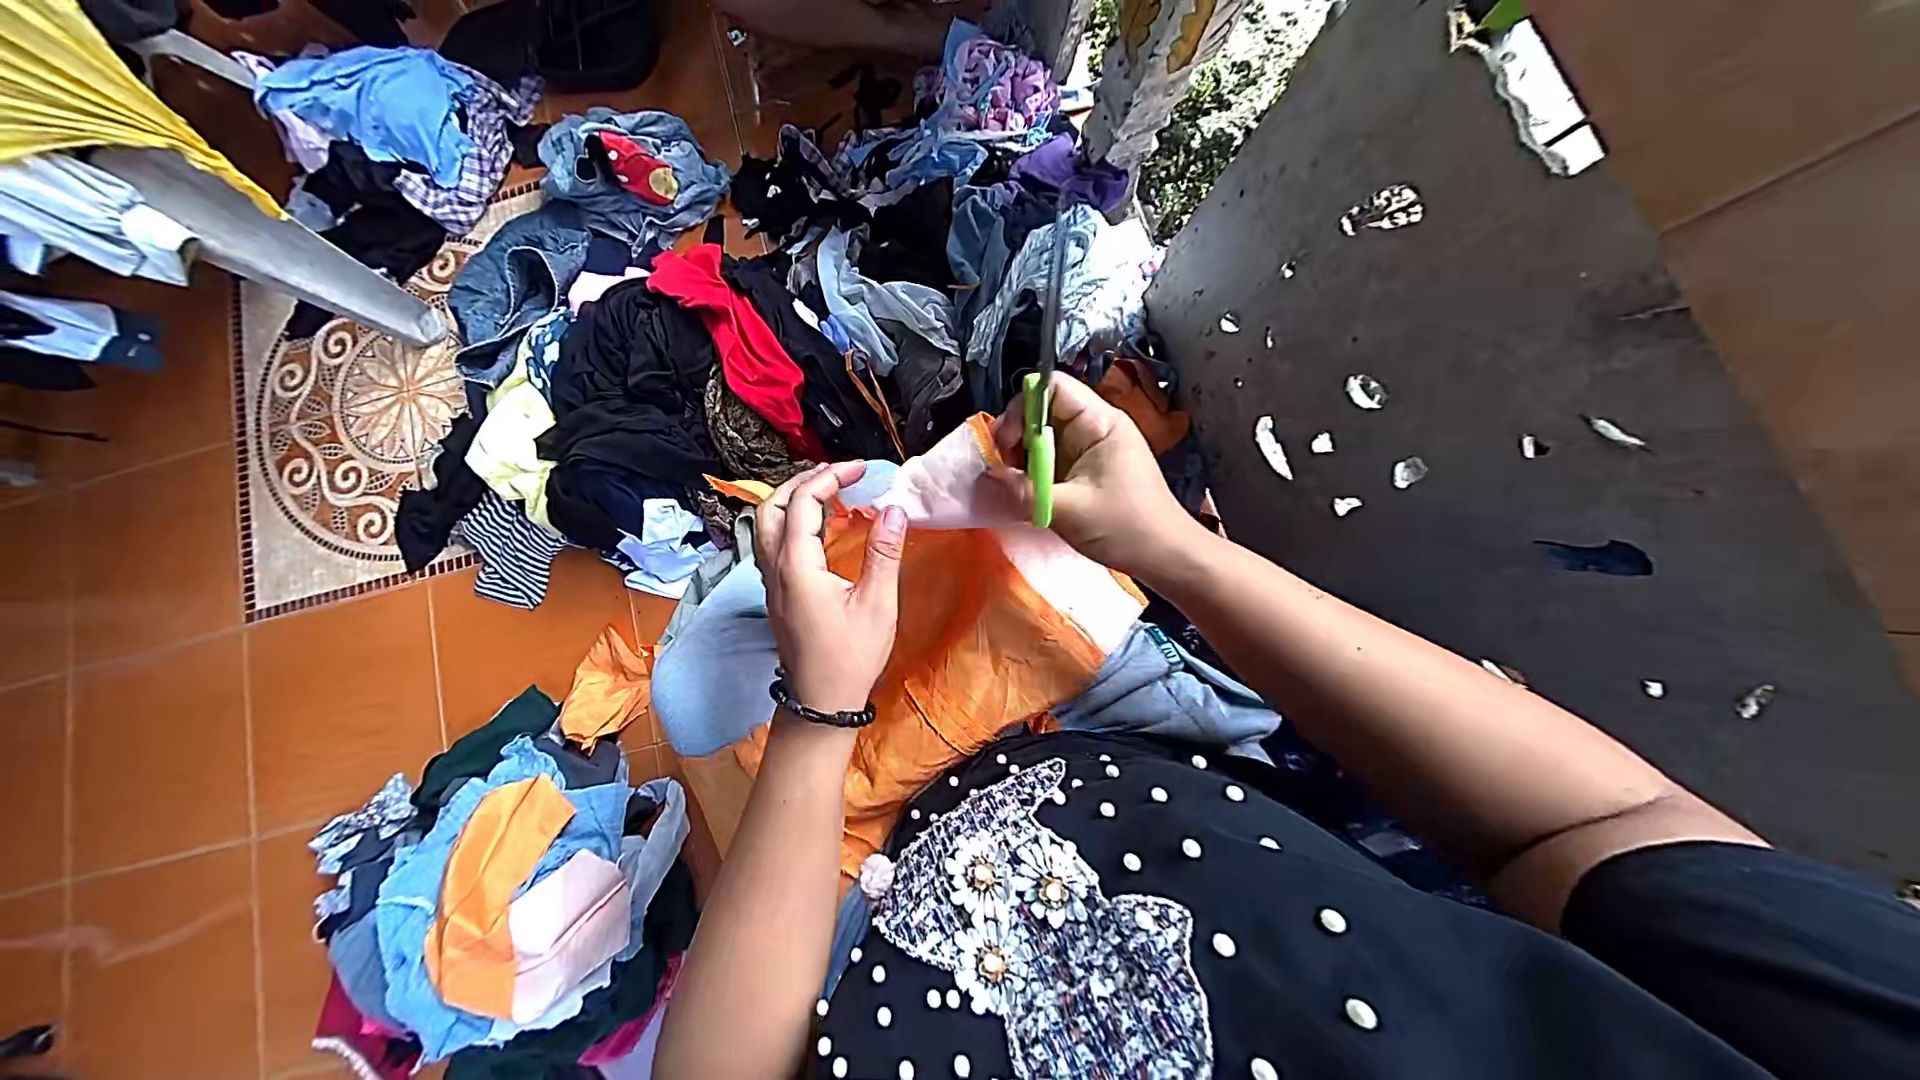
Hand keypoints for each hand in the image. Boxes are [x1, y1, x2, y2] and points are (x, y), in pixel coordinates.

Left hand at [755, 461, 907, 712]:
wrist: (820, 702)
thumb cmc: (850, 657)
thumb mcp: (876, 605)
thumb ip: (884, 553)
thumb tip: (894, 510)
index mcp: (797, 567)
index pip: (803, 503)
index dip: (830, 477)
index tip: (860, 468)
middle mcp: (775, 569)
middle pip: (772, 506)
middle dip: (804, 481)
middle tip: (840, 474)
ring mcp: (770, 582)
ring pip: (767, 524)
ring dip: (793, 499)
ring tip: (828, 491)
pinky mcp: (775, 593)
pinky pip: (773, 542)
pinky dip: (792, 520)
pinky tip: (819, 526)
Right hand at [988, 372, 1198, 578]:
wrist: (1165, 556)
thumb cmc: (1127, 528)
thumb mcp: (1070, 511)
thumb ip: (1023, 493)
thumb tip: (984, 480)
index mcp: (1100, 422)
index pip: (1052, 387)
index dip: (1022, 408)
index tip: (1008, 445)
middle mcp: (1094, 426)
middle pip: (1042, 411)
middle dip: (1017, 438)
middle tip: (1008, 472)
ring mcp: (1089, 448)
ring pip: (1042, 437)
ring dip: (1023, 459)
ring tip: (1019, 487)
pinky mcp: (1085, 469)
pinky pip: (1050, 459)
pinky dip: (1034, 473)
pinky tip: (1031, 494)